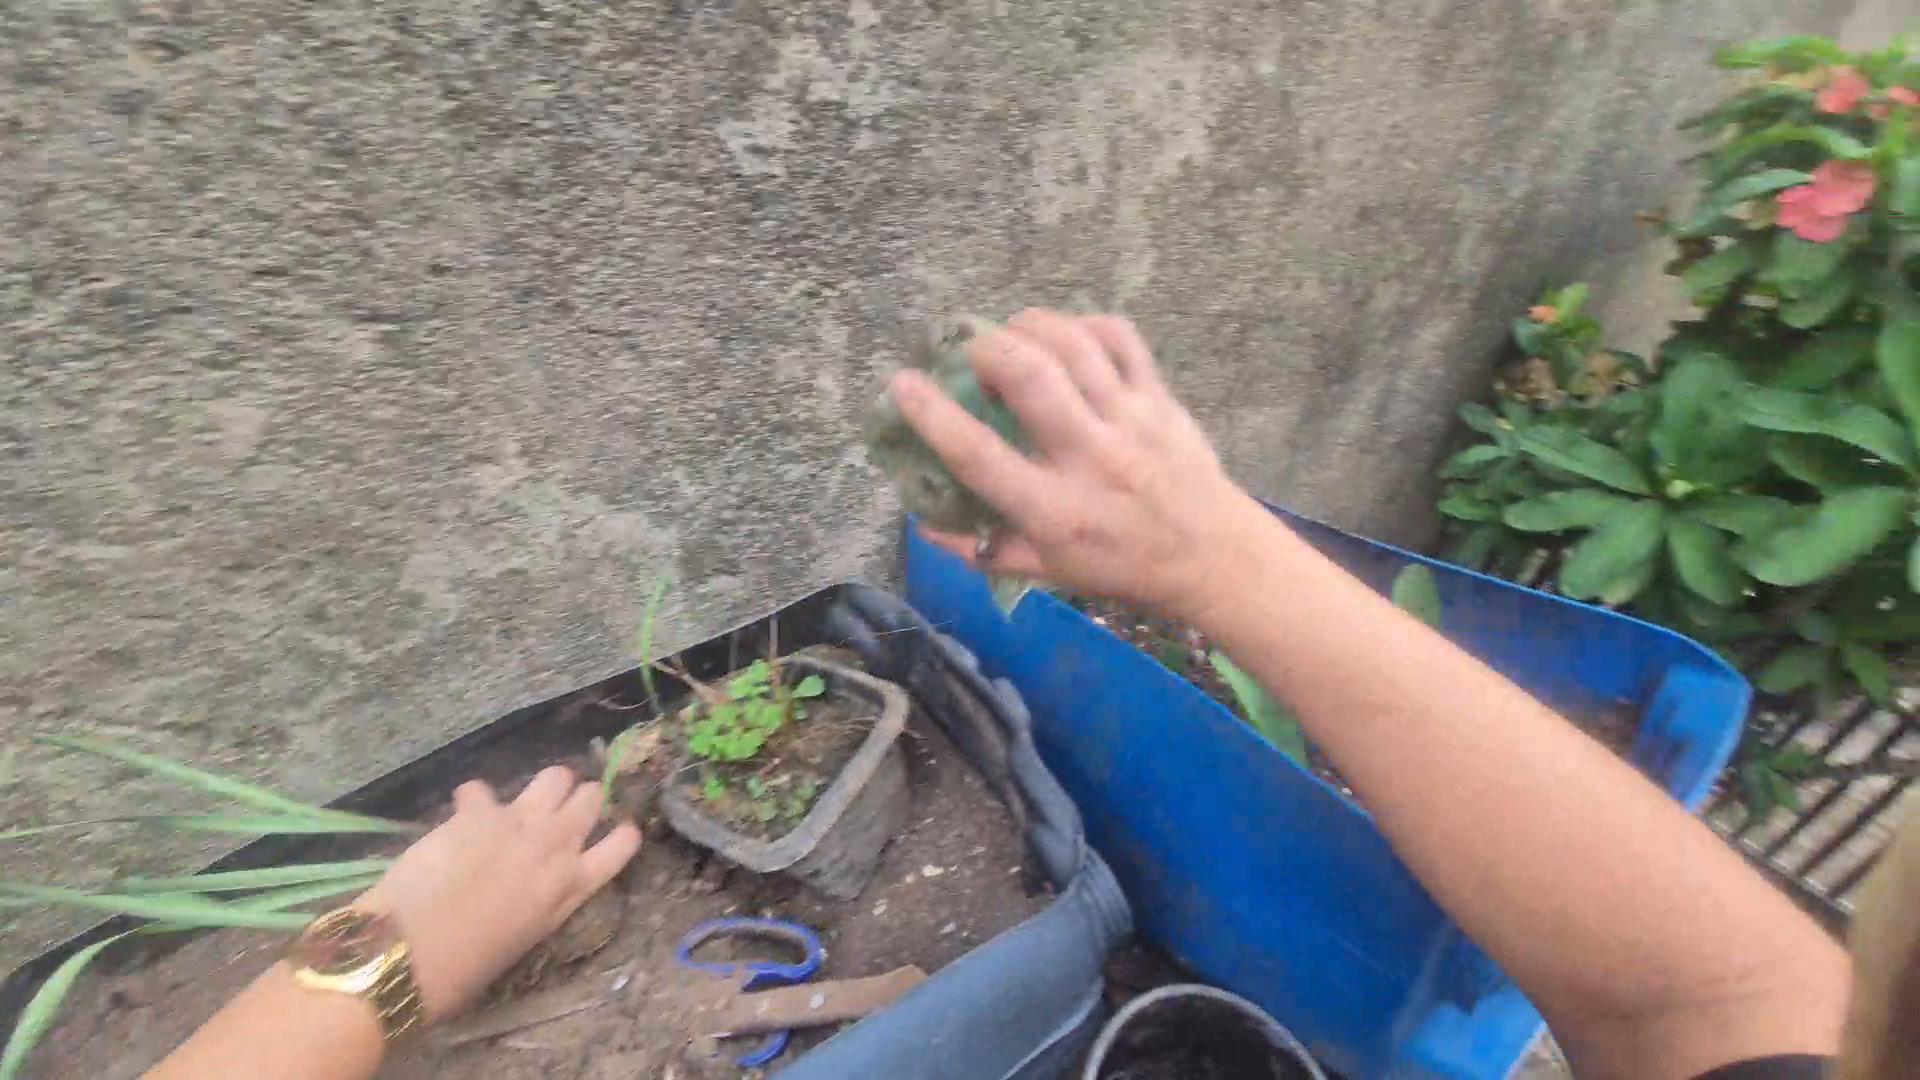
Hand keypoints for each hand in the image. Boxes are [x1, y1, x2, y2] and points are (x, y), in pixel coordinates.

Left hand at [355, 767, 640, 1020]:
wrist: (403, 955)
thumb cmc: (466, 968)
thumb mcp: (530, 935)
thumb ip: (551, 895)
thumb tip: (546, 879)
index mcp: (573, 883)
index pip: (624, 843)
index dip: (621, 834)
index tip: (611, 834)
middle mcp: (557, 843)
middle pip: (592, 796)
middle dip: (580, 800)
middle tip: (559, 816)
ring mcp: (520, 821)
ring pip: (556, 776)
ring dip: (545, 787)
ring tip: (525, 805)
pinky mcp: (478, 812)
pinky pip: (481, 789)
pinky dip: (473, 800)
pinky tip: (463, 815)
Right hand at [888, 308, 1267, 621]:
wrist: (1213, 557)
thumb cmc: (1122, 568)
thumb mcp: (1047, 572)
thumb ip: (982, 549)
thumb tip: (924, 523)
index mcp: (1053, 509)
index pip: (978, 454)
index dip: (931, 414)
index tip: (902, 383)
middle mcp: (1089, 458)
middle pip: (1029, 377)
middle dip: (985, 348)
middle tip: (969, 351)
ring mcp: (1130, 420)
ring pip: (1073, 345)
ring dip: (1029, 325)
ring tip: (1009, 333)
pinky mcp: (1160, 398)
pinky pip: (1120, 338)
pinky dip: (1083, 324)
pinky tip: (1065, 336)